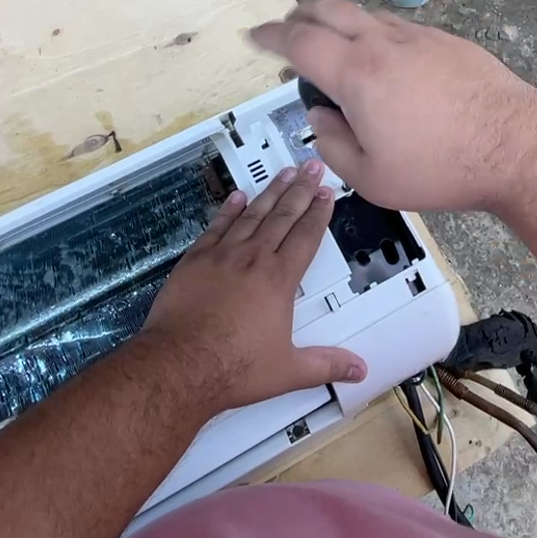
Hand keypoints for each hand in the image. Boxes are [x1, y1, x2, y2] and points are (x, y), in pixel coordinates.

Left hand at [138, 159, 365, 414]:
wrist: (179, 365)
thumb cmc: (232, 367)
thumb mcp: (288, 370)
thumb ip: (325, 364)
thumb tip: (357, 369)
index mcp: (279, 280)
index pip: (306, 236)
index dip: (319, 212)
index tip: (326, 194)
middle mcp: (253, 259)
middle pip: (283, 215)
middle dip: (301, 189)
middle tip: (312, 167)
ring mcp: (222, 255)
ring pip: (252, 214)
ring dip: (270, 192)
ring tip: (284, 173)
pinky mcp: (195, 260)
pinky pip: (217, 226)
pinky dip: (228, 210)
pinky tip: (237, 197)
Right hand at [249, 0, 536, 213]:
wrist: (516, 147)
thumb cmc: (440, 168)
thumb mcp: (370, 178)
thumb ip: (332, 144)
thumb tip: (322, 116)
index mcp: (356, 73)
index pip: (298, 41)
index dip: (269, 36)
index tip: (253, 36)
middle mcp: (383, 42)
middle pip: (327, 7)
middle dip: (298, 16)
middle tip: (287, 35)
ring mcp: (418, 37)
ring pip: (364, 14)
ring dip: (338, 24)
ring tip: (336, 52)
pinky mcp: (447, 41)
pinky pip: (397, 27)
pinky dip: (374, 35)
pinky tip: (385, 63)